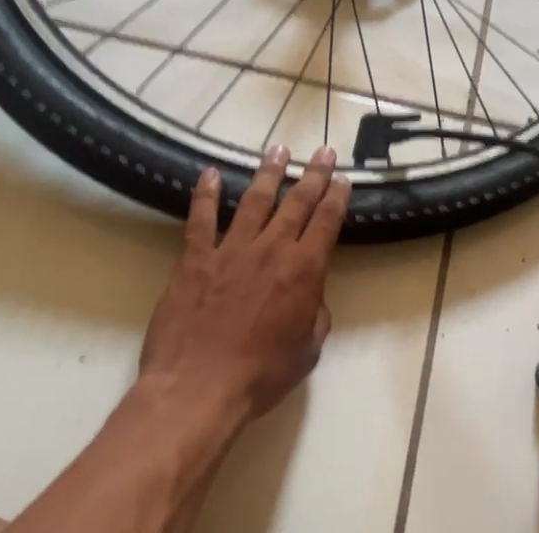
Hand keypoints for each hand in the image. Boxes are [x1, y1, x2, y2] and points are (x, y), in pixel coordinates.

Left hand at [139, 145, 350, 421]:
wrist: (197, 389)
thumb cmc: (260, 375)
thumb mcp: (307, 350)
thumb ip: (315, 315)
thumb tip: (312, 297)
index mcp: (304, 269)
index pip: (327, 222)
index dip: (337, 197)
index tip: (342, 179)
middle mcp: (272, 250)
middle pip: (297, 202)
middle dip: (312, 174)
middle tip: (322, 151)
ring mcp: (231, 251)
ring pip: (254, 201)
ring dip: (268, 174)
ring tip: (277, 149)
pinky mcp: (195, 261)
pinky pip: (201, 220)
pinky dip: (206, 195)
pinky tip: (210, 174)